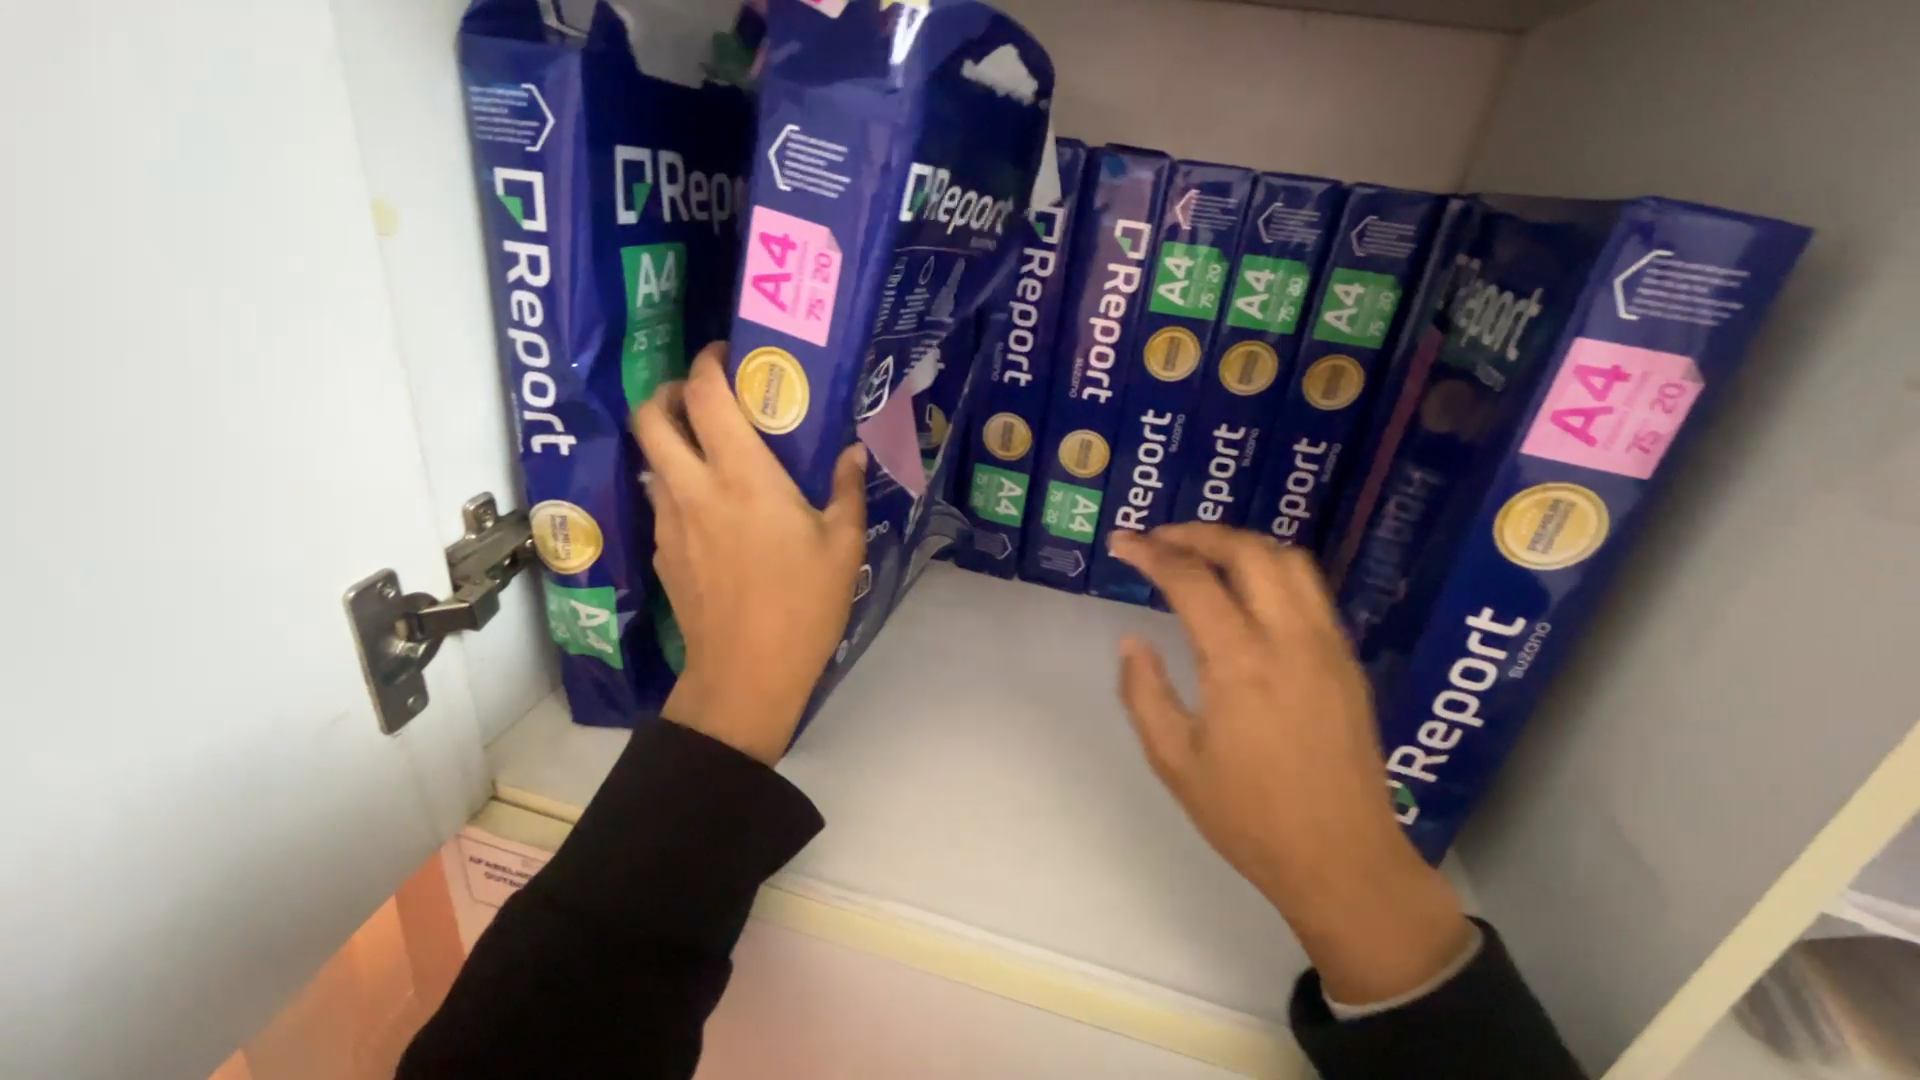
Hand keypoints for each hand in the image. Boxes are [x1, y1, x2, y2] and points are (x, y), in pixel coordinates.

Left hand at [630, 343, 867, 764]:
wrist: (745, 674)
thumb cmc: (804, 605)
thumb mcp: (843, 545)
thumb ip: (846, 489)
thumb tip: (852, 451)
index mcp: (742, 476)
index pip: (706, 396)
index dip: (708, 363)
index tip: (726, 355)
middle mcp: (694, 488)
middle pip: (651, 416)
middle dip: (670, 392)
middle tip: (701, 396)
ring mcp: (669, 522)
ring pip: (650, 459)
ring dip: (670, 441)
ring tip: (708, 450)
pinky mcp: (661, 553)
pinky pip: (660, 501)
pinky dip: (677, 486)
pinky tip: (712, 511)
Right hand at [1107, 525, 1473, 1005]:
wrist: (1341, 859)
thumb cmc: (1248, 817)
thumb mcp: (1173, 761)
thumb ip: (1144, 692)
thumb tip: (1132, 641)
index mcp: (1240, 662)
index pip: (1192, 579)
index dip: (1151, 553)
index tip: (1122, 543)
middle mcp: (1290, 639)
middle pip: (1249, 551)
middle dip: (1198, 534)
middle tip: (1160, 541)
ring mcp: (1328, 646)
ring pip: (1290, 561)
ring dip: (1242, 545)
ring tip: (1202, 556)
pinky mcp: (1347, 661)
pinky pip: (1311, 591)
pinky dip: (1273, 571)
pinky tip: (1247, 593)